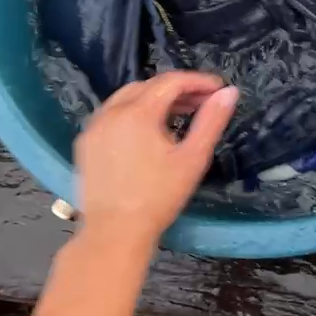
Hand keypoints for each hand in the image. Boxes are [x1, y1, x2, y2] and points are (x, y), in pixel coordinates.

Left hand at [72, 71, 237, 250]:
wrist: (114, 233)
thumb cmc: (158, 197)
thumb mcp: (193, 158)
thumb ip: (212, 121)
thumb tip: (229, 92)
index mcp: (137, 113)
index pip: (170, 82)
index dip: (197, 81)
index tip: (218, 88)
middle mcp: (111, 112)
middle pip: (148, 86)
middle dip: (177, 89)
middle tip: (202, 102)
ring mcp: (94, 127)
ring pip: (127, 98)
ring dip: (154, 99)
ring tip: (178, 115)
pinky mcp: (85, 143)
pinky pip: (111, 114)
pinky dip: (133, 112)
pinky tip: (148, 131)